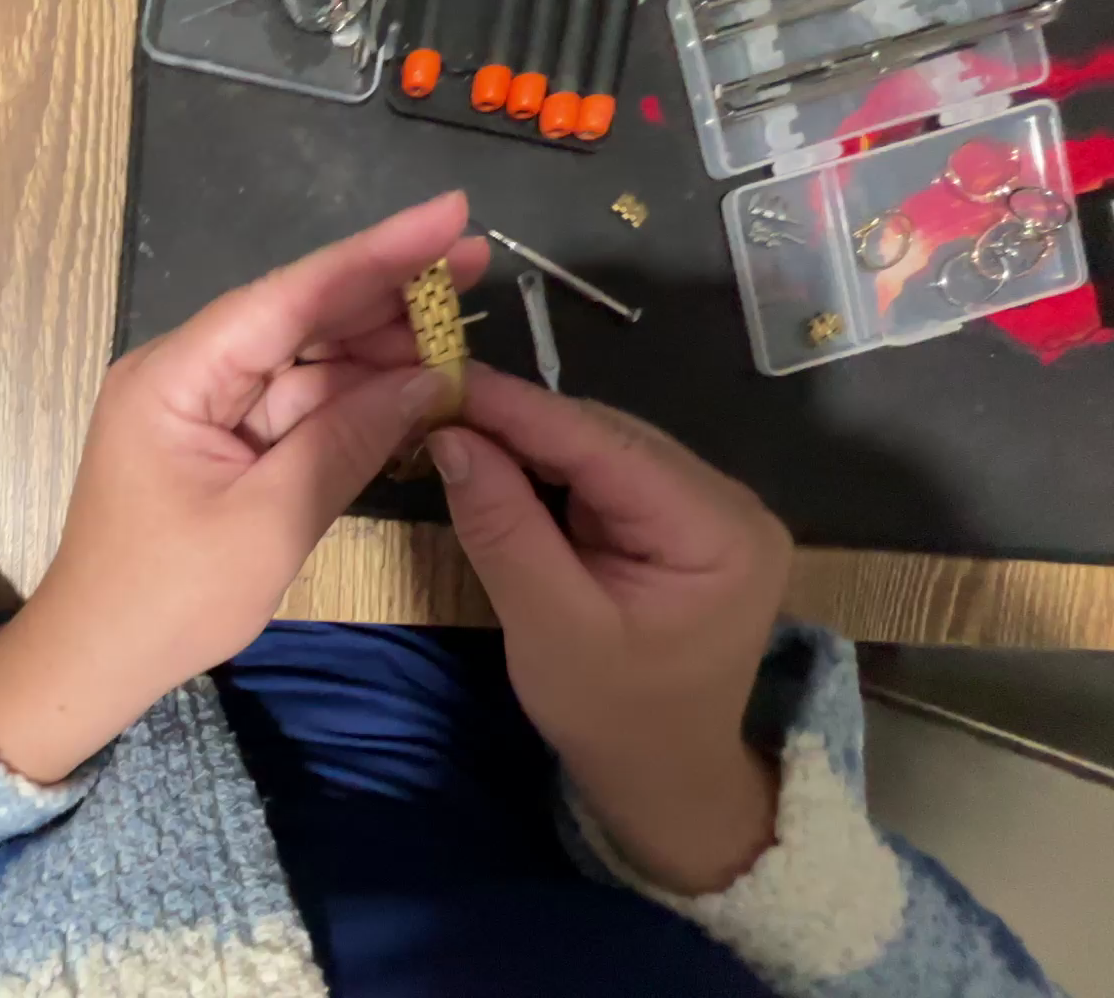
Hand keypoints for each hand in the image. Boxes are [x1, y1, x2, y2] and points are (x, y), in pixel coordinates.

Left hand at [0, 193, 490, 783]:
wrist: (98, 656)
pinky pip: (287, 407)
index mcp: (174, 378)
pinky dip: (344, 402)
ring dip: (371, 351)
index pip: (286, 298)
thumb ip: (348, 440)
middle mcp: (182, 374)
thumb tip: (427, 379)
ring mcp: (198, 407)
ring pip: (297, 363)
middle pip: (293, 319)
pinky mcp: (215, 441)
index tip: (448, 214)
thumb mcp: (270, 522)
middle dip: (381, 296)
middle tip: (471, 267)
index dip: (373, 256)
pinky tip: (405, 386)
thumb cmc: (169, 600)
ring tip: (456, 327)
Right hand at [426, 370, 793, 893]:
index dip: (518, 408)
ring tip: (450, 428)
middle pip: (604, 435)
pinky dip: (535, 464)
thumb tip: (449, 439)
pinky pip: (591, 472)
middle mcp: (722, 501)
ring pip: (594, 445)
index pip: (604, 446)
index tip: (443, 381)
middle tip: (431, 407)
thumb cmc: (610, 712)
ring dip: (521, 437)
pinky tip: (492, 460)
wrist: (658, 772)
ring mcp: (697, 507)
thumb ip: (501, 527)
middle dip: (515, 419)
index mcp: (717, 531)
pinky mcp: (665, 519)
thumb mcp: (547, 624)